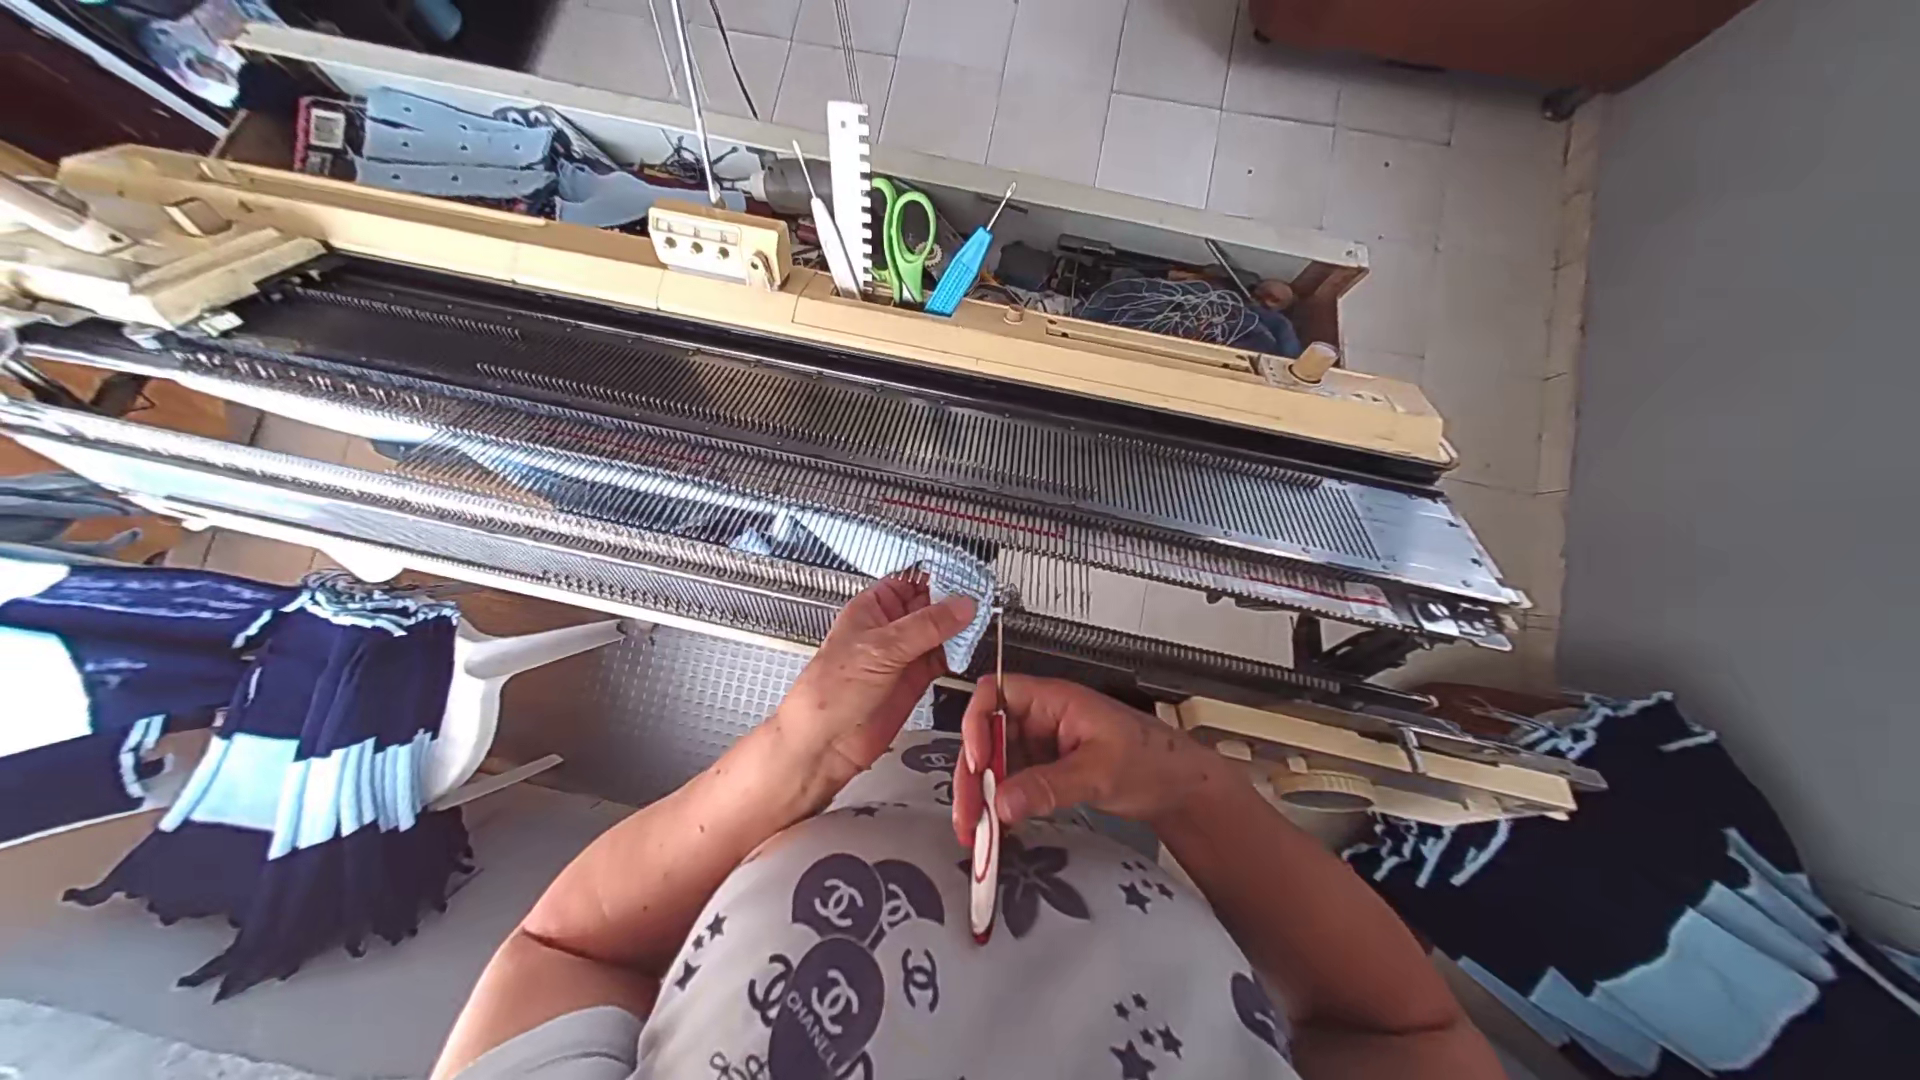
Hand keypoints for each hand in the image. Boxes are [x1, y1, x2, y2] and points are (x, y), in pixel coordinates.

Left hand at [768, 574, 976, 796]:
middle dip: (954, 601)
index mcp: (872, 609)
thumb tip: (960, 606)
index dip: (936, 576)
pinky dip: (958, 652)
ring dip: (959, 627)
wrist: (825, 744)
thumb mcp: (881, 648)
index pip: (910, 580)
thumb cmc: (828, 692)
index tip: (963, 576)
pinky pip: (944, 657)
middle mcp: (888, 629)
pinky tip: (967, 647)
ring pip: (940, 631)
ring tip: (979, 621)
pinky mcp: (915, 679)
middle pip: (930, 605)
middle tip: (979, 598)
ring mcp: (903, 654)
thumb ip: (925, 626)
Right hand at [950, 675, 1224, 841]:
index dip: (977, 721)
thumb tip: (1002, 802)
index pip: (997, 693)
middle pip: (988, 735)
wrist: (1180, 788)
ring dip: (981, 795)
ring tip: (975, 833)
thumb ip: (1049, 785)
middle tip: (968, 816)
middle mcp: (1041, 718)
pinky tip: (996, 832)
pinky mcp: (1045, 771)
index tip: (975, 761)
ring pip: (995, 763)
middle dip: (973, 774)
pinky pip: (1012, 783)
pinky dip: (1000, 806)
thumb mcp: (1100, 772)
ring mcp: (1041, 745)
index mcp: (1053, 700)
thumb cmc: (1152, 759)